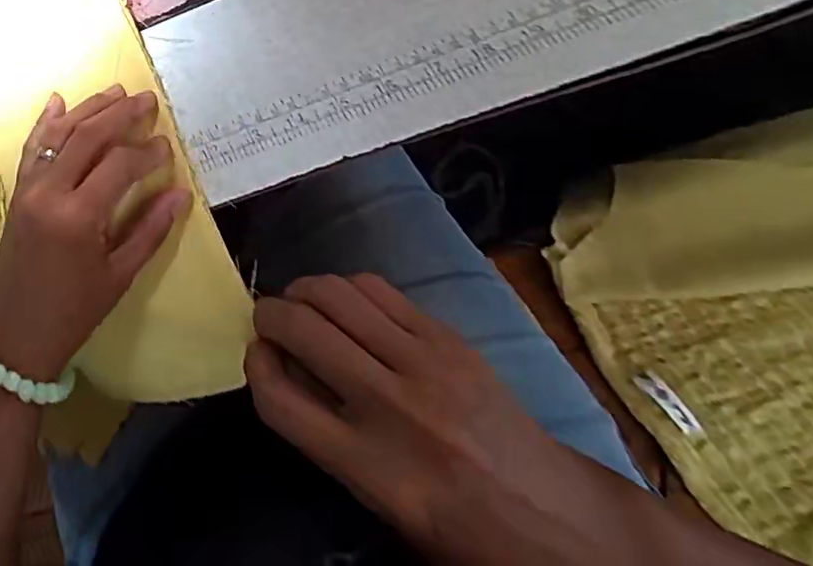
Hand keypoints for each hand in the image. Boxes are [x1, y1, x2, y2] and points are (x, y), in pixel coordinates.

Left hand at [0, 86, 190, 383]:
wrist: (14, 336)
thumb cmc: (73, 312)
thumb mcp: (119, 276)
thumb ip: (151, 229)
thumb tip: (181, 192)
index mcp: (78, 217)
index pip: (119, 164)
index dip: (148, 151)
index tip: (167, 147)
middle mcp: (49, 193)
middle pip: (88, 137)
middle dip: (120, 113)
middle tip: (148, 100)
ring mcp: (28, 189)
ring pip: (60, 135)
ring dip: (88, 109)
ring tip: (116, 91)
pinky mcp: (17, 192)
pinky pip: (33, 148)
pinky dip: (47, 122)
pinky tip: (59, 101)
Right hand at [246, 274, 643, 562]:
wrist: (557, 519)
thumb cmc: (458, 525)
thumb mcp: (379, 499)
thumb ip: (323, 434)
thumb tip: (284, 364)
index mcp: (371, 467)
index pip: (278, 399)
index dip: (255, 366)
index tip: (257, 357)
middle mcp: (393, 407)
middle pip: (299, 329)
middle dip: (269, 314)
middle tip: (269, 321)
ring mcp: (425, 363)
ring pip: (335, 293)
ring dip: (303, 291)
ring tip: (302, 304)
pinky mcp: (449, 337)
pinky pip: (376, 288)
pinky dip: (346, 288)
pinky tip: (346, 304)